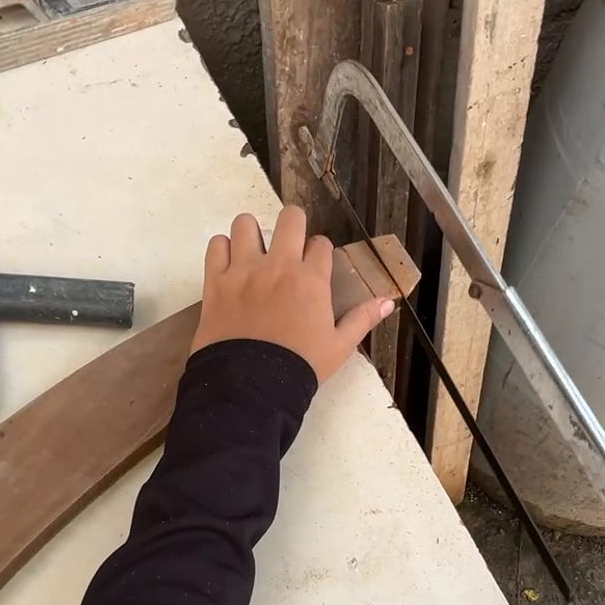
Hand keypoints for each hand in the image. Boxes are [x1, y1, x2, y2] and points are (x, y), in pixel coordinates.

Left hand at [191, 207, 392, 382]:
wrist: (252, 385)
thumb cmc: (300, 366)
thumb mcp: (339, 346)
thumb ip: (362, 318)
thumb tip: (388, 301)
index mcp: (311, 279)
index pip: (321, 244)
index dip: (320, 253)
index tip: (315, 267)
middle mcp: (278, 266)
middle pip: (290, 219)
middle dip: (293, 225)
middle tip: (289, 244)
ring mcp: (244, 270)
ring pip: (246, 224)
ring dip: (252, 234)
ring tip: (254, 252)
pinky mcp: (215, 281)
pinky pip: (216, 245)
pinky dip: (223, 249)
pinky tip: (229, 264)